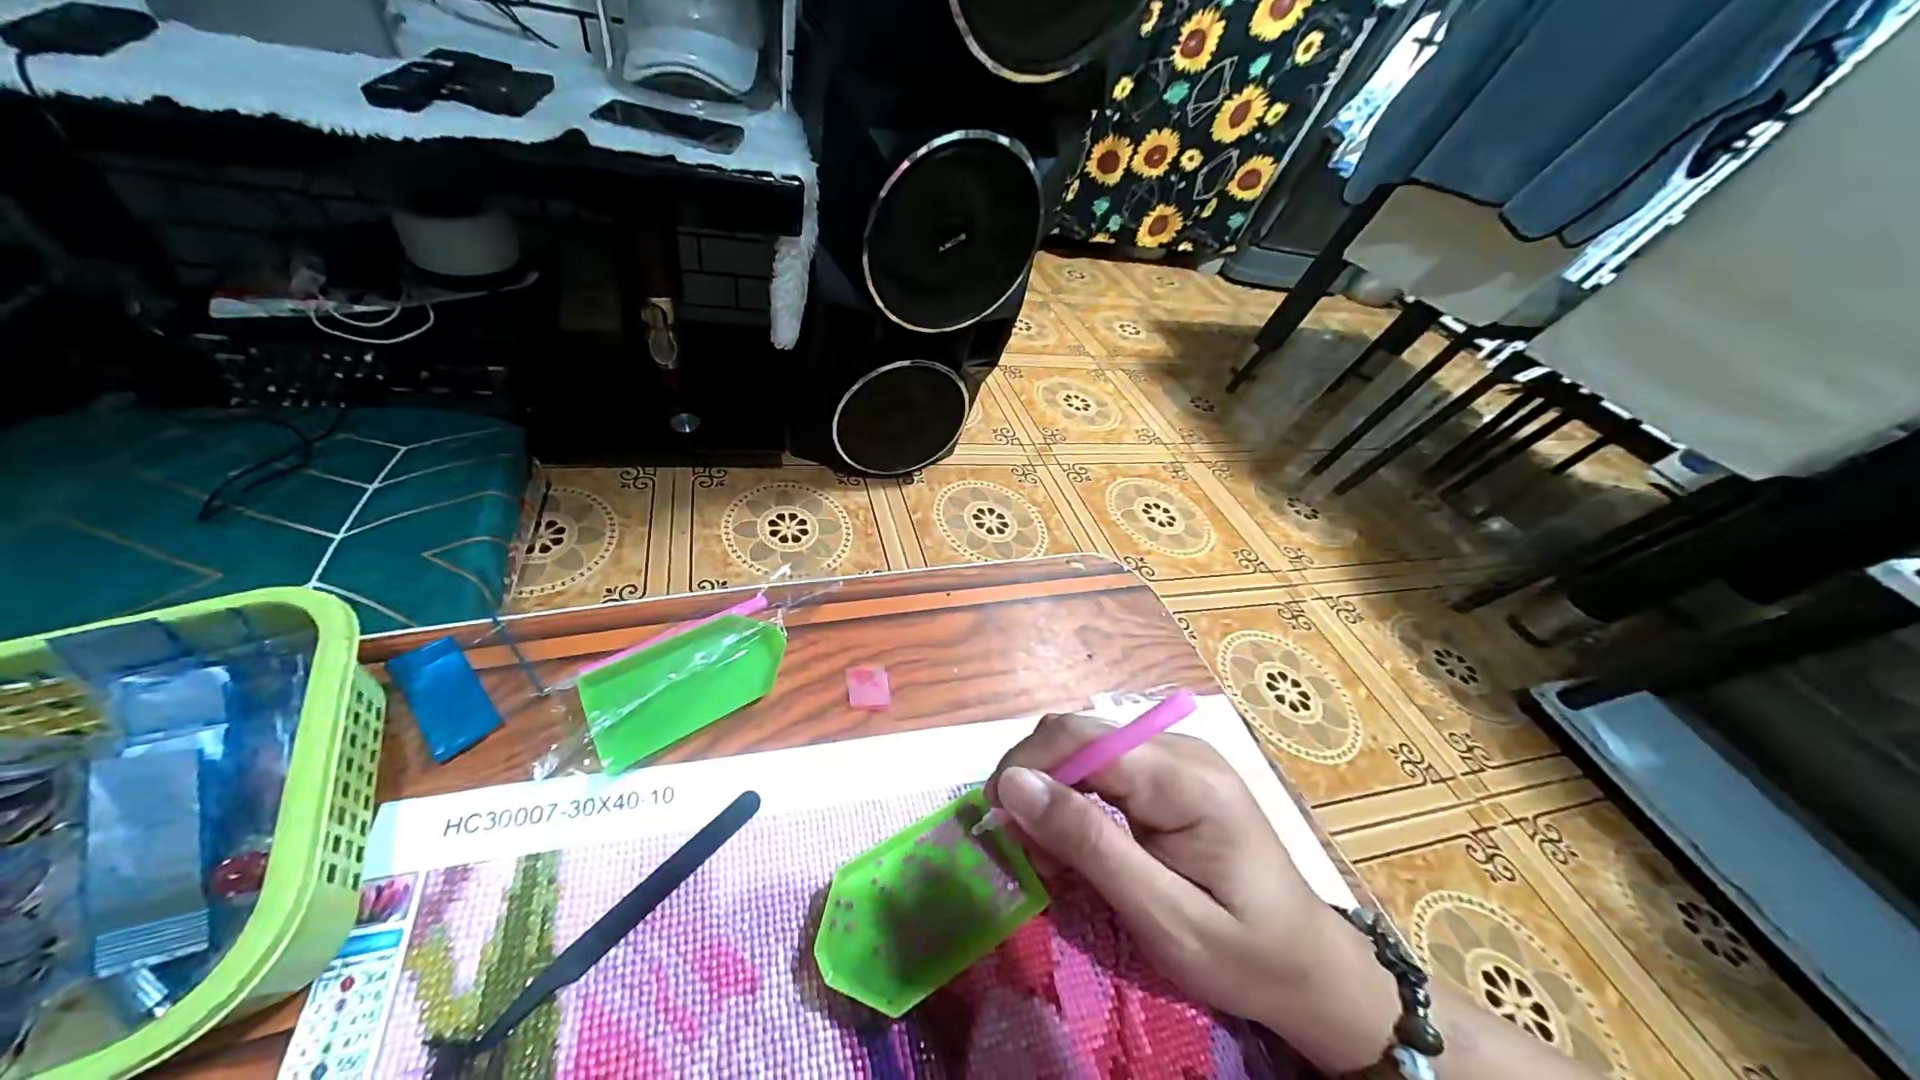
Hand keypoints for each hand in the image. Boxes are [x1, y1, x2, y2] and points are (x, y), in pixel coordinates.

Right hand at [987, 713, 1399, 1071]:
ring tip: (1052, 857)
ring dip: (1053, 794)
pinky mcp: (1172, 771)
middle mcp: (1180, 748)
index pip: (1082, 738)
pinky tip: (1078, 843)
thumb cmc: (1243, 953)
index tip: (997, 824)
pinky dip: (1076, 800)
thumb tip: (1014, 784)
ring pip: (1084, 748)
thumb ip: (1088, 845)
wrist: (1310, 964)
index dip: (1026, 767)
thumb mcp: (1162, 916)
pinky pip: (1104, 766)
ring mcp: (1178, 755)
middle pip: (1078, 734)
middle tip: (1024, 849)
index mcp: (1186, 779)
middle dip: (1035, 782)